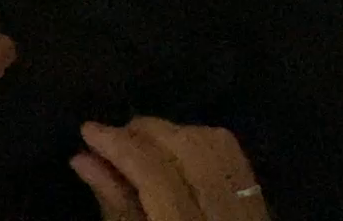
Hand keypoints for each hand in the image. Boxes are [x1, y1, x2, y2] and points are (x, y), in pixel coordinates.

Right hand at [71, 118, 269, 220]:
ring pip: (211, 144)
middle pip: (187, 149)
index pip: (156, 175)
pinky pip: (231, 155)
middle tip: (111, 137)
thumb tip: (82, 157)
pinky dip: (199, 140)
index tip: (87, 130)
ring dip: (170, 132)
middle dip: (143, 132)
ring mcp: (250, 211)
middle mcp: (226, 218)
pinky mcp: (259, 205)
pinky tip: (175, 150)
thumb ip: (115, 207)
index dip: (118, 145)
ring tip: (140, 143)